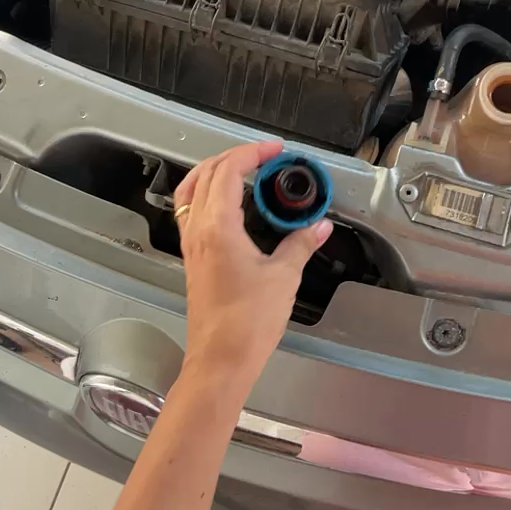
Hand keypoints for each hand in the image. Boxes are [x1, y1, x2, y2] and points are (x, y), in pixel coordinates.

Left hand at [173, 141, 332, 384]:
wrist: (221, 359)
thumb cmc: (249, 321)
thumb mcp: (284, 276)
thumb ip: (301, 243)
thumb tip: (320, 225)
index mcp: (218, 227)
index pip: (227, 171)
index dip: (252, 153)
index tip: (275, 150)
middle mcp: (197, 230)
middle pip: (205, 174)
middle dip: (234, 157)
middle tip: (264, 156)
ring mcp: (190, 244)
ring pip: (191, 190)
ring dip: (215, 172)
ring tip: (243, 170)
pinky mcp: (192, 258)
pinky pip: (191, 211)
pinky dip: (207, 194)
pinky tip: (229, 203)